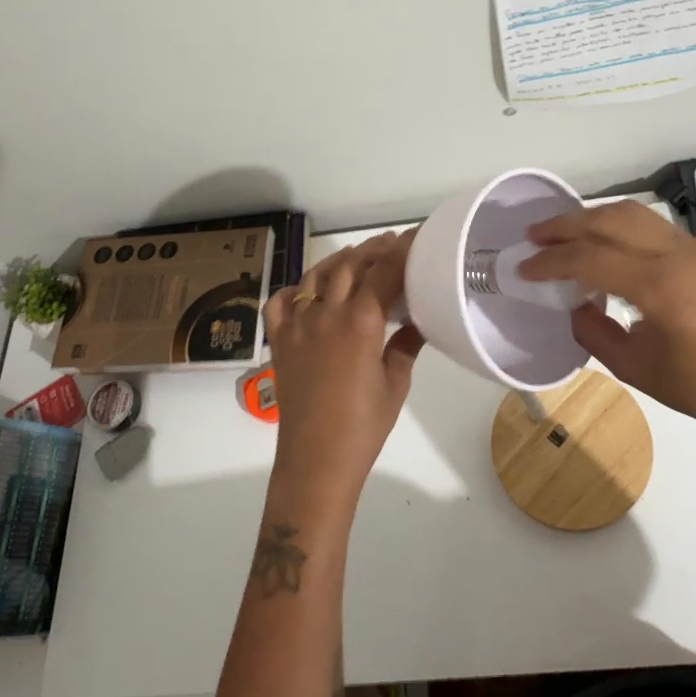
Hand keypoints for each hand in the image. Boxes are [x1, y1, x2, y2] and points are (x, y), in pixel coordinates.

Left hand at [262, 231, 423, 497]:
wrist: (316, 459)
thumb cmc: (364, 426)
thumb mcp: (395, 384)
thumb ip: (405, 346)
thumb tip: (416, 324)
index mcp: (361, 321)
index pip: (385, 272)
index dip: (401, 251)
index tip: (415, 238)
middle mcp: (327, 313)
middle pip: (350, 265)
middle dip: (372, 250)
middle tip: (390, 244)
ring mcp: (298, 324)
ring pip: (317, 276)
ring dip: (338, 261)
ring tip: (355, 256)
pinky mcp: (279, 341)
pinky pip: (281, 302)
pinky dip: (296, 289)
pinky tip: (309, 291)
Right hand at [519, 201, 695, 443]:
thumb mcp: (637, 368)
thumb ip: (595, 333)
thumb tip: (575, 306)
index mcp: (660, 286)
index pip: (590, 258)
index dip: (550, 262)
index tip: (523, 269)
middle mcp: (676, 255)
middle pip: (610, 220)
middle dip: (567, 225)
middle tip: (534, 236)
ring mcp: (693, 249)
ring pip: (633, 214)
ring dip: (593, 218)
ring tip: (563, 233)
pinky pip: (651, 226)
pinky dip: (619, 226)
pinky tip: (604, 246)